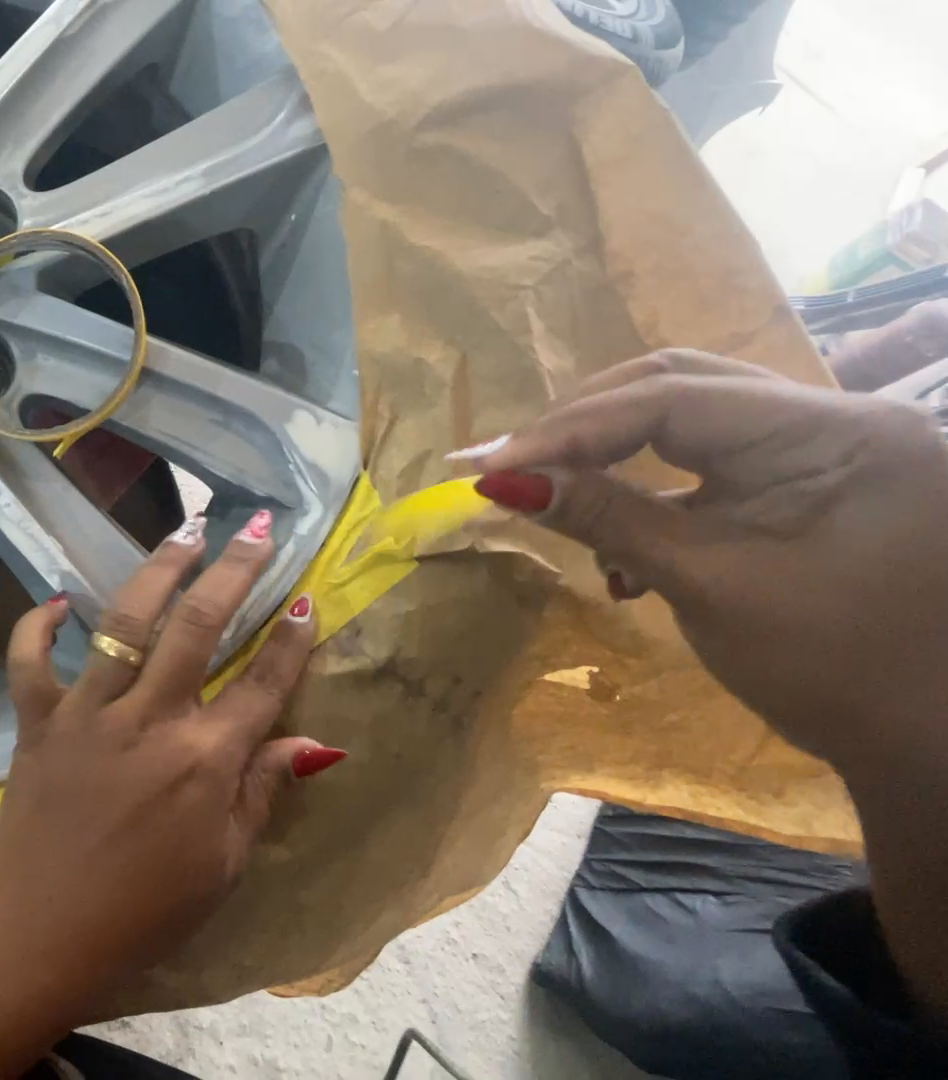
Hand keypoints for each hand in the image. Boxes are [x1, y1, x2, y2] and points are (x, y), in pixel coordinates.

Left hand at [0, 509, 343, 1078]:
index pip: (261, 685)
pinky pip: (29, 662)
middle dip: (233, 571)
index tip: (306, 596)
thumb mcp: (224, 865)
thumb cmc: (145, 910)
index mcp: (204, 761)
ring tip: (183, 532)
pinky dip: (36, 628)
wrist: (44, 929)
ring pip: (123, 623)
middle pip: (198, 628)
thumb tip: (313, 743)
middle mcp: (149, 720)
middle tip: (255, 528)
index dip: (290, 640)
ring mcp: (87, 714)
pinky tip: (55, 602)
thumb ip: (262, 793)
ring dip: (156, 572)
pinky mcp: (38, 721)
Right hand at [459, 350, 947, 1023]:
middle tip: (503, 466)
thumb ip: (604, 518)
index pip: (670, 399)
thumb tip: (498, 480)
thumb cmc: (836, 669)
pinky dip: (638, 480)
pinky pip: (700, 455)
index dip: (566, 429)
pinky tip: (608, 529)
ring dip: (602, 448)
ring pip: (682, 414)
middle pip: (674, 385)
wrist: (935, 740)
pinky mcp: (799, 479)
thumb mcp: (706, 585)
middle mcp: (833, 418)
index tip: (483, 467)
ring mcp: (818, 447)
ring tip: (542, 487)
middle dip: (579, 424)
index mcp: (835, 434)